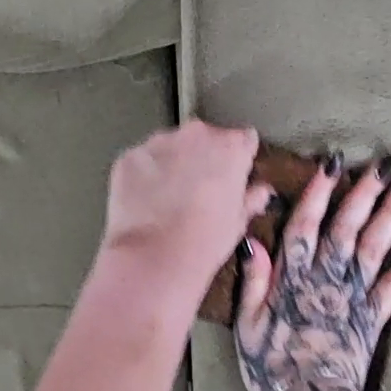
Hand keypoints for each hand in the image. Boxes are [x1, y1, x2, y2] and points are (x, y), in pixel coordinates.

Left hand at [100, 120, 273, 283]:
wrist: (155, 256)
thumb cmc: (206, 240)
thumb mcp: (238, 222)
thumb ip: (251, 198)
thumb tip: (261, 191)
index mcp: (231, 146)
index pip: (244, 139)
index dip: (239, 159)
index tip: (233, 178)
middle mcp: (196, 134)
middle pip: (204, 138)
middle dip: (203, 157)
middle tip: (200, 191)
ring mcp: (158, 142)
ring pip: (170, 146)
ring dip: (172, 163)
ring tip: (168, 200)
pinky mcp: (129, 156)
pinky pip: (142, 161)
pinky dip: (144, 175)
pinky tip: (145, 203)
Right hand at [235, 153, 390, 390]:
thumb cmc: (271, 365)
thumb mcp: (247, 324)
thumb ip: (254, 281)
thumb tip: (253, 240)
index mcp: (292, 277)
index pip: (306, 224)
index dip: (319, 191)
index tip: (333, 161)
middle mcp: (326, 277)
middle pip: (348, 226)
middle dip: (366, 191)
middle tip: (387, 161)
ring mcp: (354, 295)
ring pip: (375, 246)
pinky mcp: (375, 317)